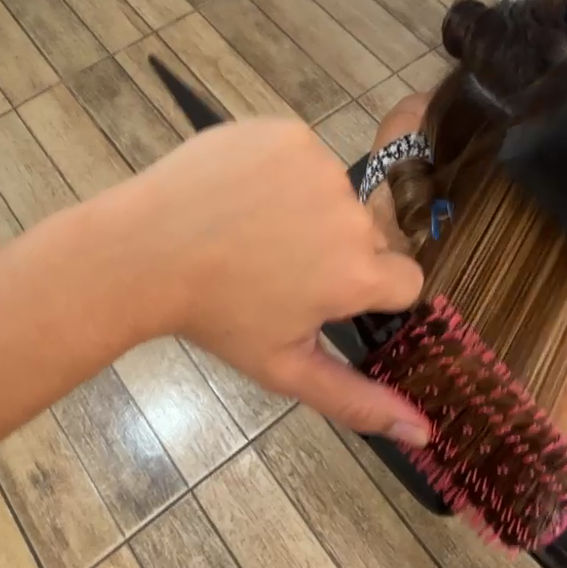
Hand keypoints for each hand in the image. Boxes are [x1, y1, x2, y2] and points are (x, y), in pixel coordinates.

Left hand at [112, 120, 428, 444]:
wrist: (142, 250)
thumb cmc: (215, 316)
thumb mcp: (285, 366)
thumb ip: (358, 401)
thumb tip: (424, 434)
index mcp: (356, 273)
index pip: (405, 279)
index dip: (368, 290)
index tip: (324, 293)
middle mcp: (351, 214)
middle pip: (368, 236)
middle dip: (335, 251)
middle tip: (276, 265)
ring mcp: (320, 167)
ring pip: (336, 195)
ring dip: (309, 210)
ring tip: (254, 228)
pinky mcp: (290, 133)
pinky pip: (306, 157)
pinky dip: (284, 173)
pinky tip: (246, 193)